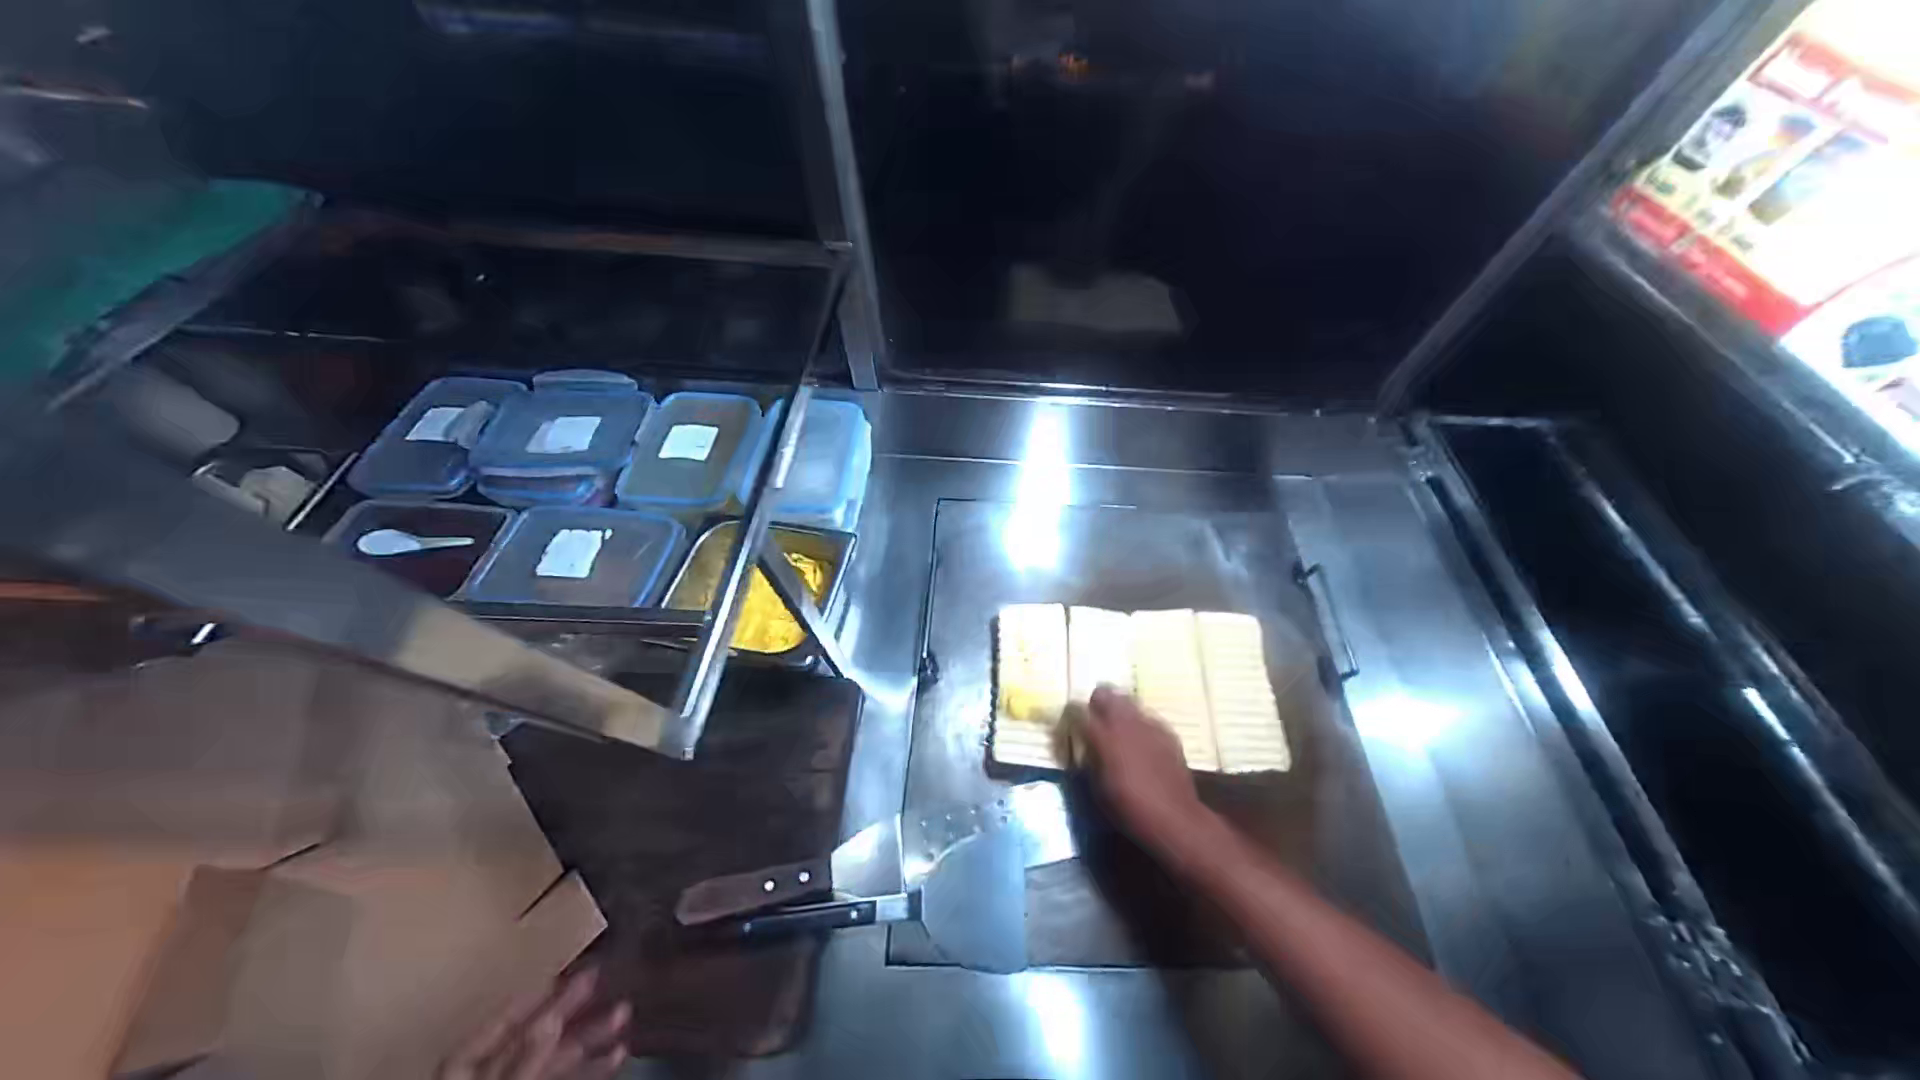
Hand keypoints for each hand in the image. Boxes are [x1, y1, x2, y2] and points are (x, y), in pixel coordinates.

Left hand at [439, 967, 630, 1079]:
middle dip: (571, 1013)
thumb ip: (520, 1064)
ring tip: (624, 1015)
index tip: (564, 973)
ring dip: (590, 1039)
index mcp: (464, 1075)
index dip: (530, 999)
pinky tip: (616, 1055)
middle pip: (530, 1041)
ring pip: (553, 1064)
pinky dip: (591, 1070)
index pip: (495, 1029)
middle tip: (604, 979)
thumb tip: (549, 1018)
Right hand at [1077, 686, 1212, 854]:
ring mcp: (1149, 725)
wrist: (1174, 818)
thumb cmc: (1129, 808)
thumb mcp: (1097, 788)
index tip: (1068, 722)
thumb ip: (1088, 760)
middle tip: (1094, 720)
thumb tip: (1084, 747)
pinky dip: (1139, 724)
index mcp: (1103, 736)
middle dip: (1096, 702)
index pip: (1077, 710)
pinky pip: (1147, 718)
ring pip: (1128, 700)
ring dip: (1118, 710)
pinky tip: (1141, 742)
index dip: (1070, 713)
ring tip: (1117, 729)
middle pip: (1104, 693)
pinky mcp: (1167, 732)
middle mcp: (1125, 722)